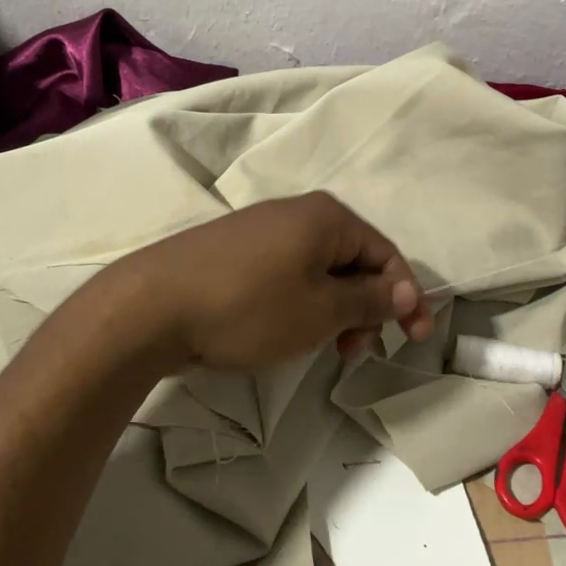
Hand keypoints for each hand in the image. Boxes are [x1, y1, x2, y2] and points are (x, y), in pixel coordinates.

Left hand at [119, 191, 434, 368]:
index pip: (386, 254)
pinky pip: (290, 273)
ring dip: (336, 310)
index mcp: (328, 217)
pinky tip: (290, 332)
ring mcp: (265, 230)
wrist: (150, 307)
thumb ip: (369, 299)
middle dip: (367, 308)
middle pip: (355, 260)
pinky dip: (305, 303)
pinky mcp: (238, 251)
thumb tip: (406, 290)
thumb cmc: (249, 307)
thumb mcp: (320, 310)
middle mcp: (300, 213)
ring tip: (324, 349)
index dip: (406, 297)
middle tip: (356, 352)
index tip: (415, 340)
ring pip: (322, 270)